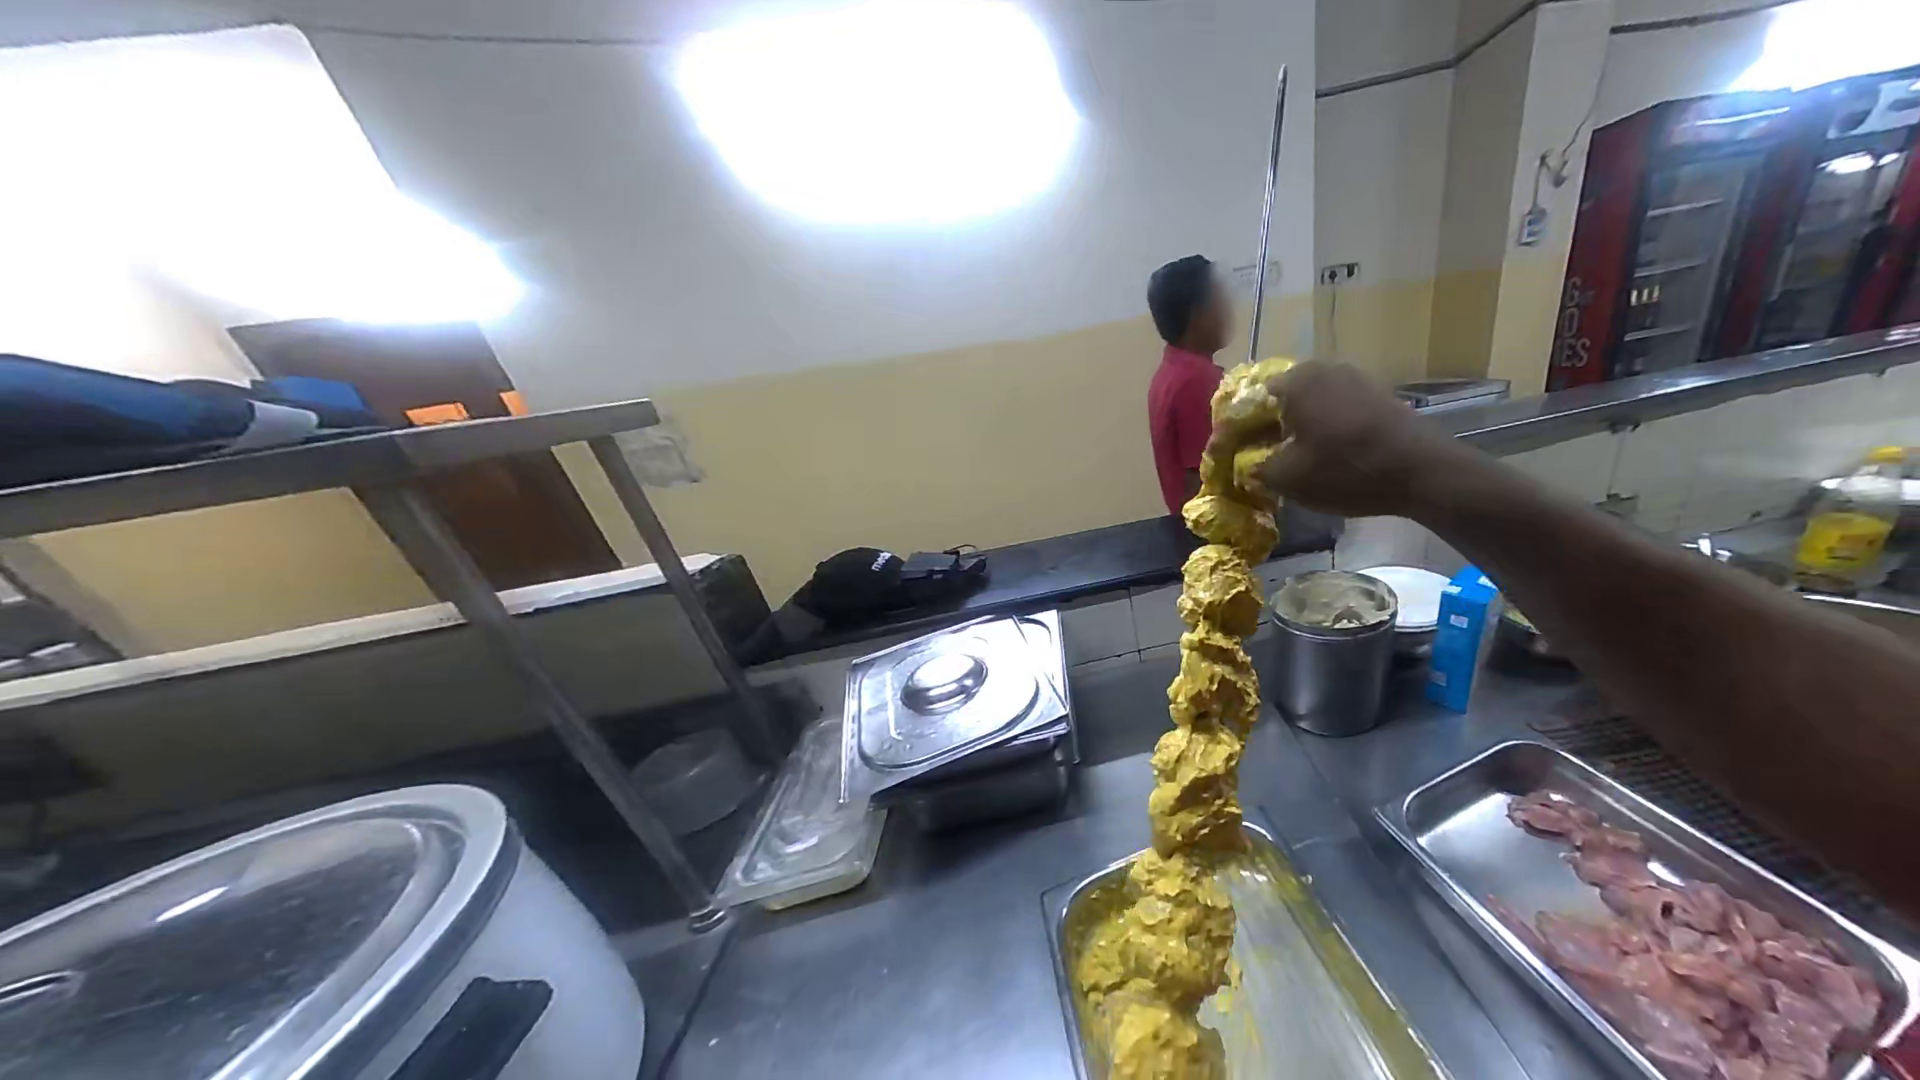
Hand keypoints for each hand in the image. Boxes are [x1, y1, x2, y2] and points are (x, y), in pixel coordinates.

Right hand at [1253, 360, 1469, 518]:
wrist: (1424, 472)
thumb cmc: (1345, 470)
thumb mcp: (1285, 477)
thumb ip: (1253, 466)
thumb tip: (1244, 463)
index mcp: (1293, 381)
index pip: (1246, 403)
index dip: (1234, 432)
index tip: (1228, 455)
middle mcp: (1321, 369)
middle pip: (1277, 399)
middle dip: (1263, 426)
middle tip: (1255, 456)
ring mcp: (1353, 378)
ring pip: (1306, 403)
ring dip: (1292, 426)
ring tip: (1284, 456)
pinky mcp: (1375, 394)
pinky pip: (1331, 408)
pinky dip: (1319, 426)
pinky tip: (1317, 451)